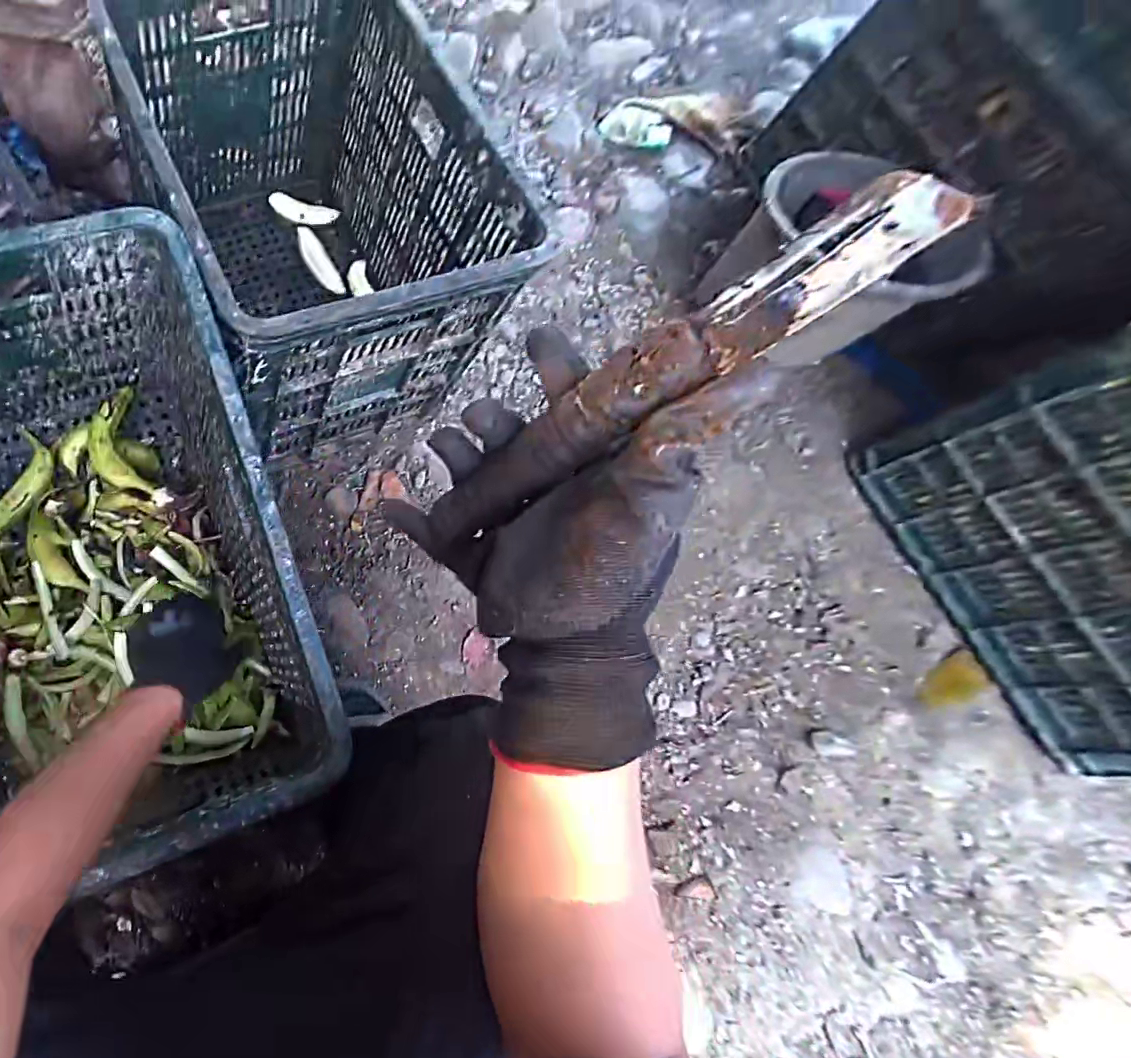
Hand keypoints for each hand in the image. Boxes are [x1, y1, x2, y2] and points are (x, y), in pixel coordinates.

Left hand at [126, 595, 235, 710]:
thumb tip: (248, 640)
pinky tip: (152, 644)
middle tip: (187, 630)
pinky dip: (149, 631)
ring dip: (167, 620)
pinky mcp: (138, 628)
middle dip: (185, 614)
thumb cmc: (200, 676)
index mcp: (203, 613)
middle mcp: (179, 608)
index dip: (207, 616)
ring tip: (168, 636)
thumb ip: (237, 649)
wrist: (164, 690)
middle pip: (183, 605)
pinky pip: (145, 625)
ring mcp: (157, 616)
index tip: (207, 628)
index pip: (208, 606)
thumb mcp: (226, 665)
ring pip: (163, 611)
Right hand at [384, 327, 700, 771]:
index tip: (538, 340)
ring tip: (446, 445)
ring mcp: (505, 512)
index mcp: (589, 465)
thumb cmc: (612, 573)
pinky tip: (387, 505)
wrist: (570, 644)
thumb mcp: (647, 510)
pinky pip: (434, 528)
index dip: (559, 368)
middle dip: (493, 417)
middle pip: (513, 432)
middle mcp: (546, 480)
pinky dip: (408, 518)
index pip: (576, 404)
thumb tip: (742, 382)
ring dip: (453, 454)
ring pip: (470, 470)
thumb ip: (672, 451)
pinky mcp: (474, 545)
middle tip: (479, 414)